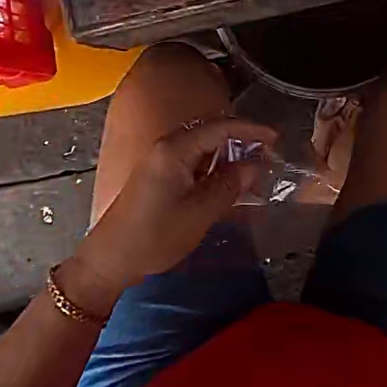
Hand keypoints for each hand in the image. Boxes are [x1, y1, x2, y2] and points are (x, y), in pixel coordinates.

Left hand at [67, 117, 277, 305]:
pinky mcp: (158, 174)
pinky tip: (227, 180)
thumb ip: (229, 185)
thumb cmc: (155, 236)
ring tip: (253, 168)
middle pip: (211, 131)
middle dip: (241, 139)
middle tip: (267, 153)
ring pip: (202, 145)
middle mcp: (166, 146)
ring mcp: (160, 159)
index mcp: (175, 149)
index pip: (220, 127)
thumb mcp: (199, 213)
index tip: (275, 138)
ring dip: (228, 153)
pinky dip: (213, 165)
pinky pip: (192, 159)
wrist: (110, 259)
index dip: (251, 130)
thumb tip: (253, 165)